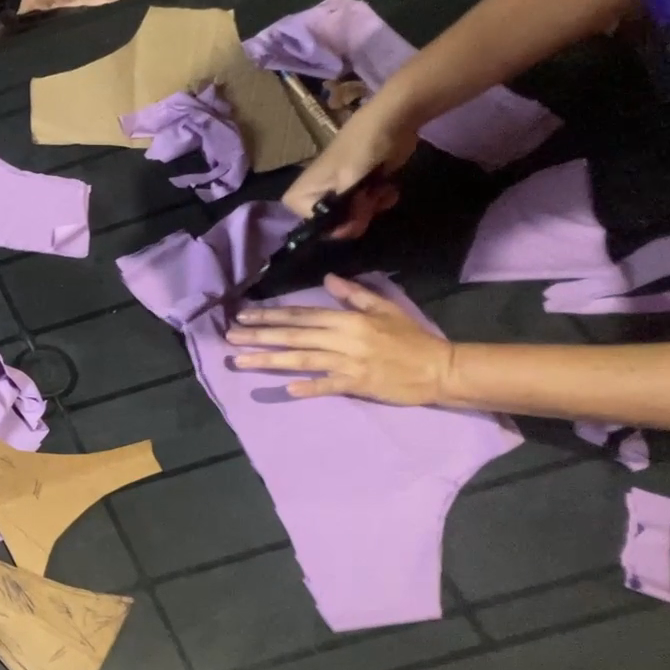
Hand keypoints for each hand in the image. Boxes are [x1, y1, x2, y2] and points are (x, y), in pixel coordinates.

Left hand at [226, 274, 453, 403]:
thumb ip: (354, 295)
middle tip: (229, 337)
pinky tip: (287, 390)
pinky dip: (309, 387)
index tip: (242, 316)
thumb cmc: (410, 338)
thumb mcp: (386, 309)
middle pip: (294, 335)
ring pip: (302, 359)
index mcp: (348, 320)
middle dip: (259, 335)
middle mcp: (344, 338)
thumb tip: (328, 279)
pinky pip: (329, 385)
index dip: (270, 315)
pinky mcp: (357, 383)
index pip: (301, 315)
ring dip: (269, 360)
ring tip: (240, 361)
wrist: (440, 367)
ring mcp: (349, 361)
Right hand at [281, 102, 412, 237]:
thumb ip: (342, 210)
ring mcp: (336, 194)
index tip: (357, 212)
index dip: (337, 224)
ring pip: (352, 217)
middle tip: (371, 198)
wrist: (392, 120)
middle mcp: (313, 198)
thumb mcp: (347, 181)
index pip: (314, 225)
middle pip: (334, 223)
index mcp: (300, 196)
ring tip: (381, 190)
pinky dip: (379, 201)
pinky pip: (366, 208)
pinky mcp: (357, 189)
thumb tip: (342, 233)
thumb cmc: (361, 147)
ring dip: (372, 207)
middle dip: (357, 215)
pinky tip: (387, 188)